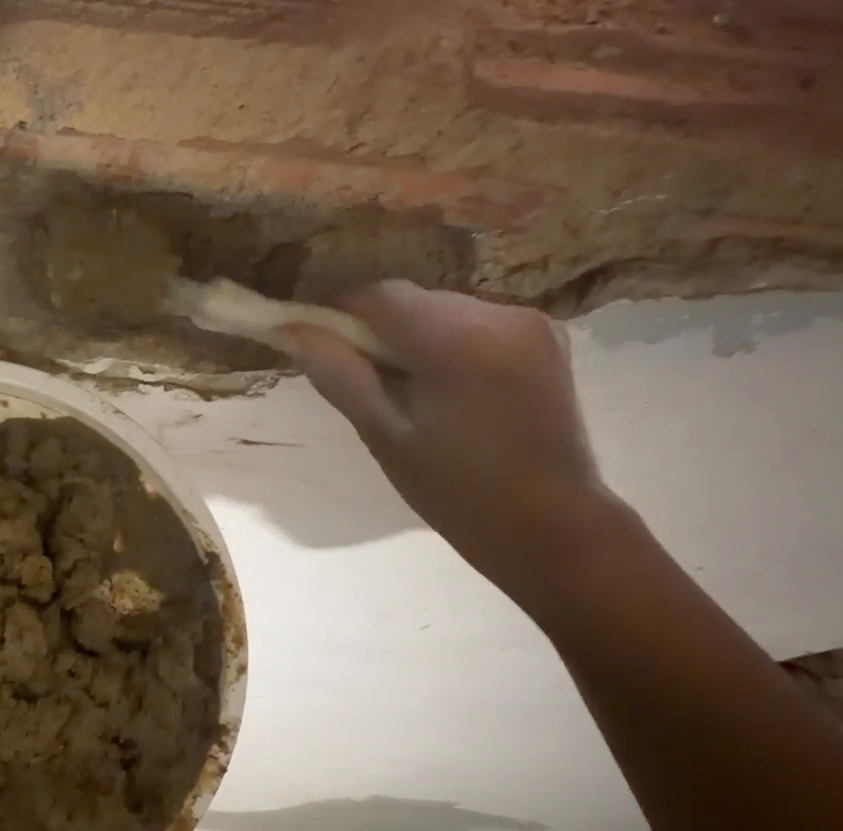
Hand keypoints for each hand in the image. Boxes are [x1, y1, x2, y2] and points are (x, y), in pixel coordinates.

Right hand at [279, 281, 627, 601]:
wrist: (549, 522)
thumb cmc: (453, 489)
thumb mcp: (382, 435)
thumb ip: (338, 375)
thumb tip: (293, 331)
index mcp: (458, 341)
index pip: (379, 295)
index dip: (335, 308)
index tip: (305, 334)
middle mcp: (500, 315)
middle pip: (413, 300)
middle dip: (373, 327)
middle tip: (348, 374)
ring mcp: (530, 324)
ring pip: (442, 311)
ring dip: (408, 336)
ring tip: (395, 389)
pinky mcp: (546, 339)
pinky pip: (474, 325)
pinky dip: (443, 344)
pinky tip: (437, 388)